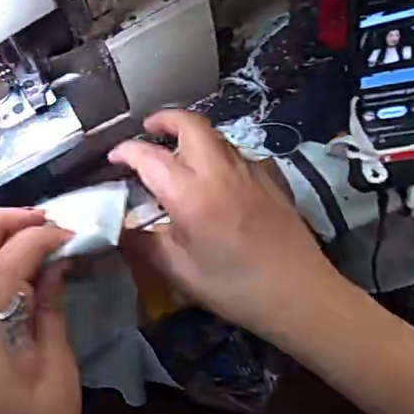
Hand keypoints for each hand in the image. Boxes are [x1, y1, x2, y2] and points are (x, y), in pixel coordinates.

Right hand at [109, 110, 354, 344]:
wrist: (300, 294)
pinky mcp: (268, 179)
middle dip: (165, 120)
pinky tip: (209, 178)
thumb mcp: (178, 270)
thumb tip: (117, 228)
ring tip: (174, 153)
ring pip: (214, 135)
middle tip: (148, 129)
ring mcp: (248, 172)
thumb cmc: (234, 286)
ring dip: (189, 134)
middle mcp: (219, 172)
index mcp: (191, 195)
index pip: (149, 156)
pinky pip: (233, 152)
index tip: (113, 157)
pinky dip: (213, 152)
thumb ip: (143, 243)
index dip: (126, 151)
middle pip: (190, 124)